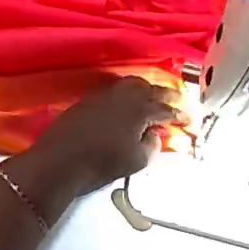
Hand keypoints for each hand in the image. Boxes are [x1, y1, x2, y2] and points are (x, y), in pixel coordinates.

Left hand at [11, 78, 184, 200]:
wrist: (60, 160)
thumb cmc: (102, 163)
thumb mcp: (136, 161)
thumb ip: (151, 145)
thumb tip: (155, 135)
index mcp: (140, 110)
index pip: (165, 109)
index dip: (178, 114)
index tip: (188, 118)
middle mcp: (123, 97)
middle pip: (149, 90)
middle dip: (166, 94)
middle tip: (177, 98)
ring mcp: (103, 96)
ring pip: (130, 85)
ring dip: (145, 89)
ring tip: (153, 95)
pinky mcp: (87, 100)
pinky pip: (114, 90)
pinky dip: (127, 93)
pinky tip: (126, 101)